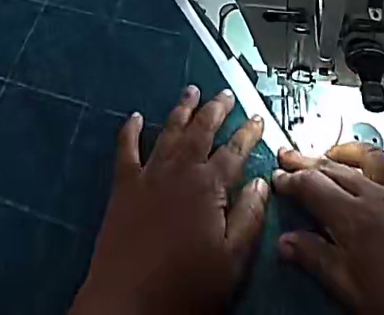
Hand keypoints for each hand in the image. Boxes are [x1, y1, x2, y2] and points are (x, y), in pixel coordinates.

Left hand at [70, 86, 269, 314]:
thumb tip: (260, 183)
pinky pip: (126, 147)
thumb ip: (249, 218)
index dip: (248, 133)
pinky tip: (135, 116)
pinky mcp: (123, 185)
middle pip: (201, 130)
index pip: (234, 151)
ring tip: (191, 90)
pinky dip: (130, 129)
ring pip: (170, 130)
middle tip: (226, 94)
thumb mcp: (232, 261)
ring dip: (182, 108)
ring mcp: (149, 173)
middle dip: (216, 109)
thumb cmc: (185, 287)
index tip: (257, 118)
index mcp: (208, 186)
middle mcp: (179, 170)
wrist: (128, 303)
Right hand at [273, 143, 383, 314]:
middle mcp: (382, 198)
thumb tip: (289, 244)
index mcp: (357, 219)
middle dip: (307, 161)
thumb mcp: (355, 294)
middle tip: (290, 158)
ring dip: (345, 152)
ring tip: (330, 151)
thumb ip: (319, 261)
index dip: (289, 181)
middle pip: (334, 167)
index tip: (278, 180)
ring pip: (369, 158)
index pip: (311, 185)